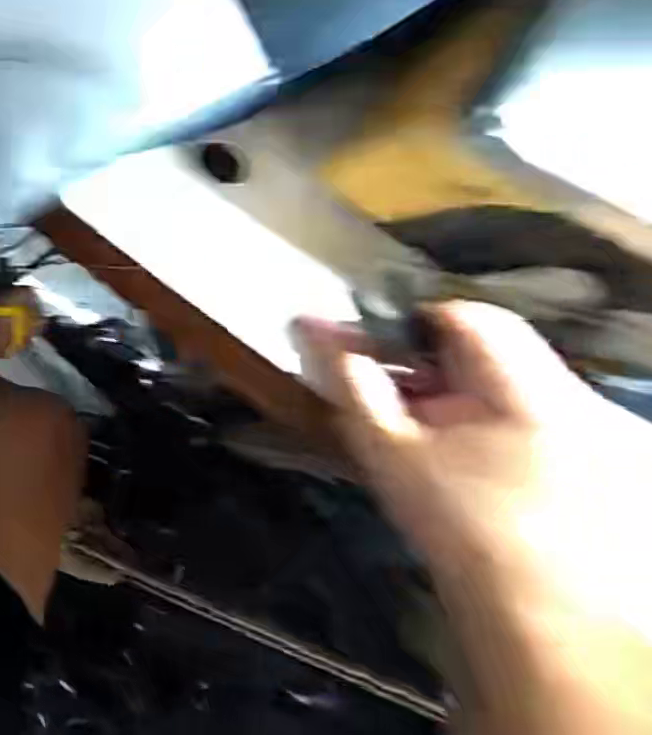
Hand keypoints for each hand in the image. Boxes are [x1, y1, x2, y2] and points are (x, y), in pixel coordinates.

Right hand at [295, 303, 651, 732]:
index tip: (380, 354)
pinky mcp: (632, 466)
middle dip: (440, 367)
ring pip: (526, 384)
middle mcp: (594, 404)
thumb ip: (349, 374)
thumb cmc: (454, 518)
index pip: (473, 317)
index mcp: (536, 395)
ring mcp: (624, 437)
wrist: (548, 614)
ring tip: (436, 438)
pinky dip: (508, 422)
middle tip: (399, 403)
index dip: (416, 322)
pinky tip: (480, 462)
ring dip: (472, 395)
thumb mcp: (381, 441)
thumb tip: (312, 322)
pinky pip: (555, 415)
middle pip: (500, 350)